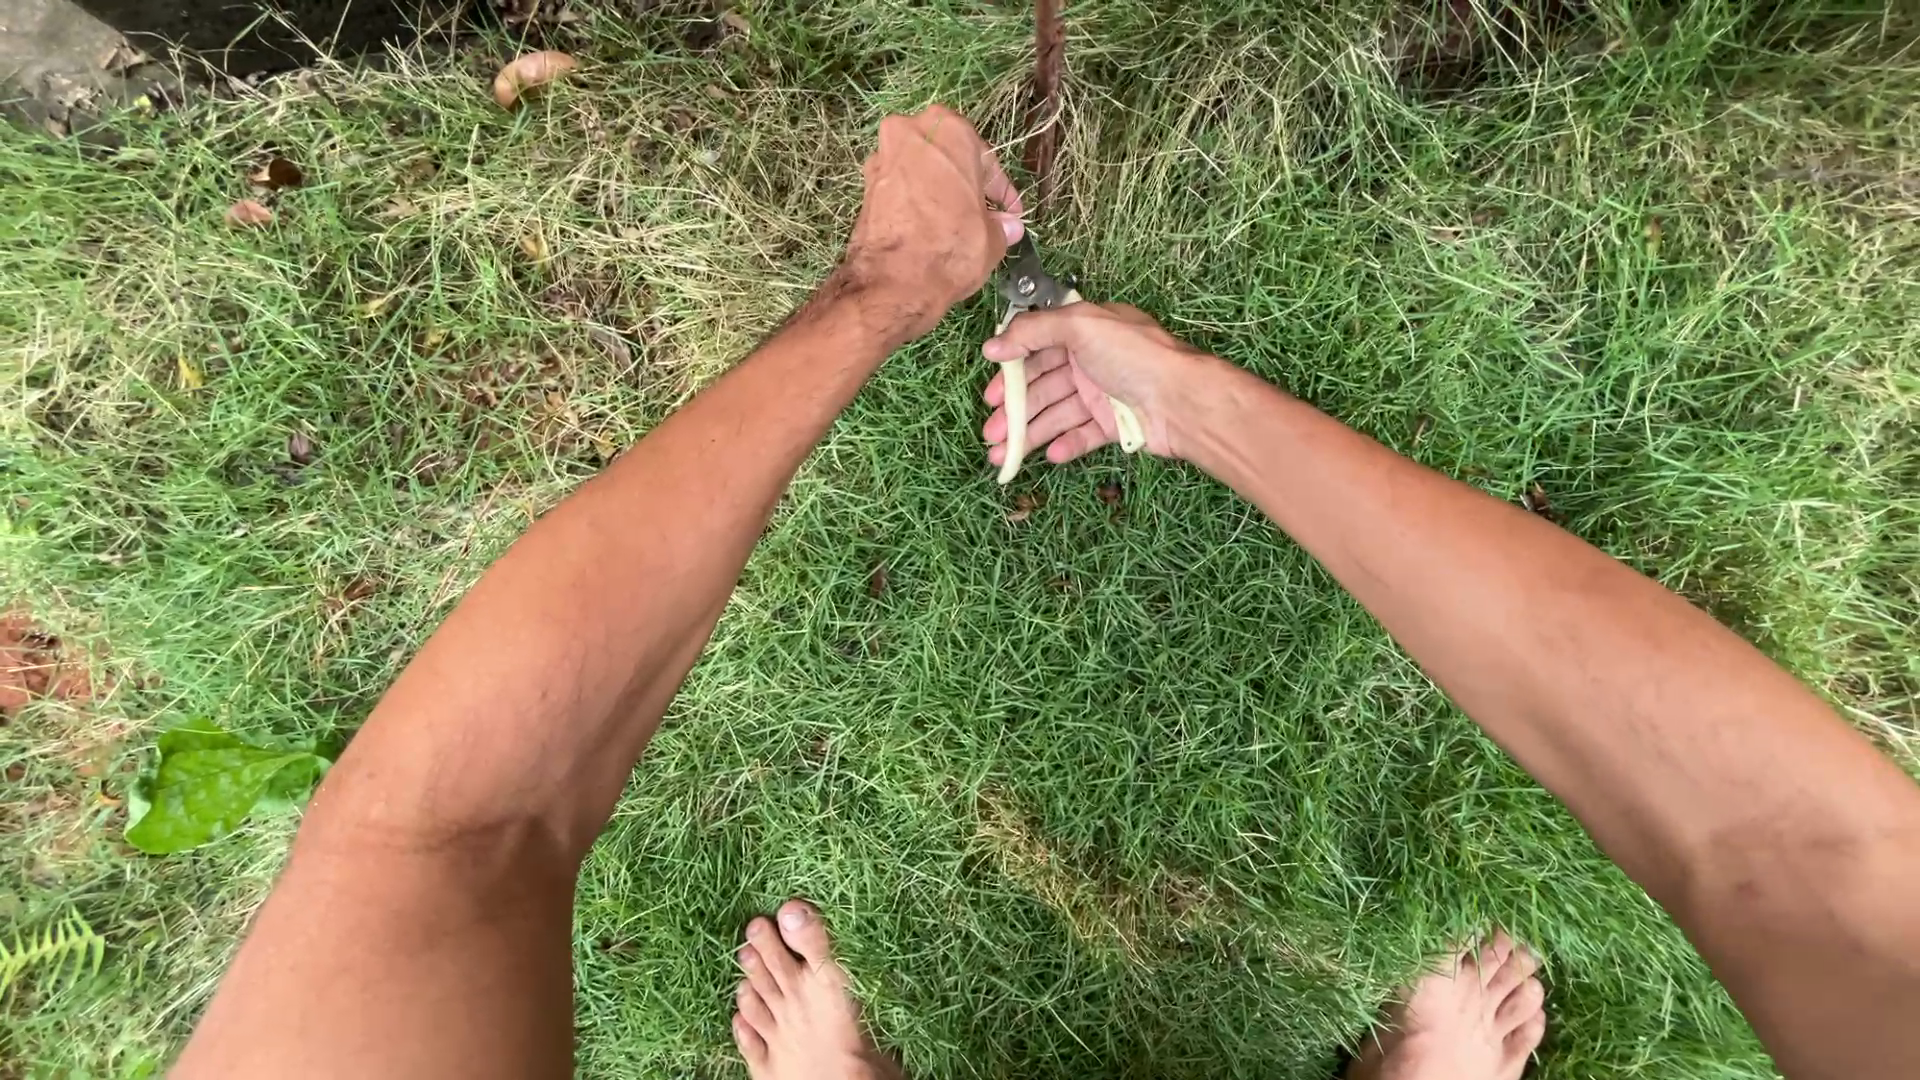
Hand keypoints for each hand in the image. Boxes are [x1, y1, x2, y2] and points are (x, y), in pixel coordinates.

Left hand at [841, 105, 1023, 341]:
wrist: (895, 282)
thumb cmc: (950, 249)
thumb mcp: (991, 239)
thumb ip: (1001, 226)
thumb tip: (1008, 226)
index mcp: (949, 129)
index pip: (985, 158)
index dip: (1000, 191)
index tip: (1009, 213)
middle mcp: (910, 132)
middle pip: (946, 158)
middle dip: (964, 185)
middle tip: (981, 215)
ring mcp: (882, 158)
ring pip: (919, 172)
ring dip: (936, 193)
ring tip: (953, 226)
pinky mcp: (865, 187)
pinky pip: (899, 191)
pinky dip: (913, 205)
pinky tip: (926, 231)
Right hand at [982, 302, 1216, 465]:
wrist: (1181, 400)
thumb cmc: (1133, 355)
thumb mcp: (1081, 326)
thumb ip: (1033, 331)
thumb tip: (991, 345)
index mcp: (1085, 332)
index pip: (1038, 350)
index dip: (1011, 372)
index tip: (990, 395)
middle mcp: (1091, 362)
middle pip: (1043, 388)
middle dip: (1015, 411)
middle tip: (992, 434)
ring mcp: (1102, 395)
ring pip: (1057, 414)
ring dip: (1030, 434)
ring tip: (1004, 457)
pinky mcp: (1114, 424)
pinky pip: (1082, 435)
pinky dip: (1065, 444)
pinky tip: (1050, 455)